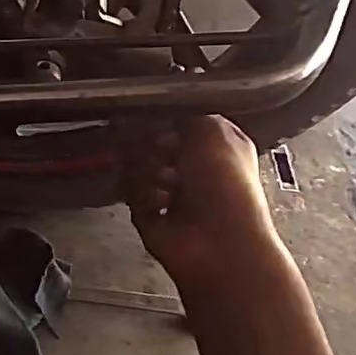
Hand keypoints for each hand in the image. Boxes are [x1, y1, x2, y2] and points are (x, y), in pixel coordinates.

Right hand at [120, 115, 284, 287]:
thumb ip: (188, 114)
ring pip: (138, 167)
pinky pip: (130, 194)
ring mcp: (171, 194)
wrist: (218, 240)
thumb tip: (168, 119)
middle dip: (154, 147)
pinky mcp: (150, 216)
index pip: (179, 124)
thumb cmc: (225, 181)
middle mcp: (194, 169)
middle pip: (153, 144)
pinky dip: (143, 196)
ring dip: (149, 172)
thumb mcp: (212, 130)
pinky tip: (160, 203)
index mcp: (216, 146)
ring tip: (167, 184)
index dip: (169, 122)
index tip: (163, 122)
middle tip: (165, 154)